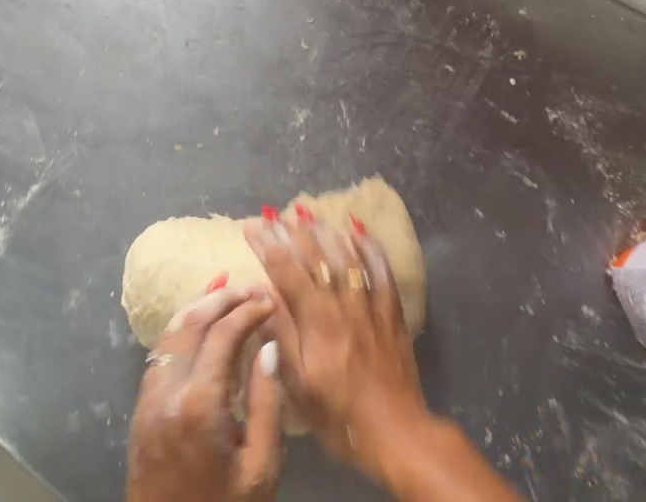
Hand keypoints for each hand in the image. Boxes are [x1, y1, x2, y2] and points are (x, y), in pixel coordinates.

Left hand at [126, 285, 285, 501]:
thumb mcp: (261, 467)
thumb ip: (267, 404)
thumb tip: (269, 345)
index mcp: (199, 404)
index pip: (223, 335)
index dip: (248, 311)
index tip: (270, 299)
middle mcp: (166, 391)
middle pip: (191, 323)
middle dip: (222, 300)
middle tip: (250, 289)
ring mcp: (147, 398)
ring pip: (169, 333)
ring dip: (197, 308)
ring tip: (225, 292)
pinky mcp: (140, 409)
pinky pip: (160, 354)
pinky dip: (181, 330)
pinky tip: (199, 324)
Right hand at [245, 209, 428, 479]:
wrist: (395, 432)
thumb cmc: (338, 414)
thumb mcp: (297, 384)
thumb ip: (282, 334)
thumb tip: (265, 294)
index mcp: (316, 321)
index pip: (285, 271)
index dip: (266, 246)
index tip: (250, 227)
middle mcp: (342, 305)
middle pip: (315, 257)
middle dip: (292, 233)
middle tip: (275, 214)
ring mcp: (370, 306)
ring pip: (347, 257)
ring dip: (325, 233)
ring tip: (308, 215)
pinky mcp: (392, 313)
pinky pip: (382, 272)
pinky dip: (370, 249)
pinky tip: (359, 232)